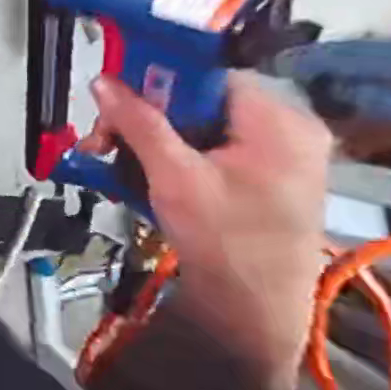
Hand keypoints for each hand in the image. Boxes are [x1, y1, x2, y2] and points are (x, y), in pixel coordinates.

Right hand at [84, 73, 331, 386]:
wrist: (255, 317)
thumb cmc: (223, 243)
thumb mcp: (174, 178)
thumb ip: (138, 122)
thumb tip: (101, 80)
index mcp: (280, 121)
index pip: (209, 73)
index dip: (159, 77)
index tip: (118, 94)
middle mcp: (289, 128)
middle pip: (202, 97)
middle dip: (149, 113)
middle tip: (107, 135)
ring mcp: (282, 152)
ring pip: (203, 121)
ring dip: (156, 134)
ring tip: (117, 155)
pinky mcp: (269, 174)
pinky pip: (213, 143)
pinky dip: (178, 151)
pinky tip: (148, 170)